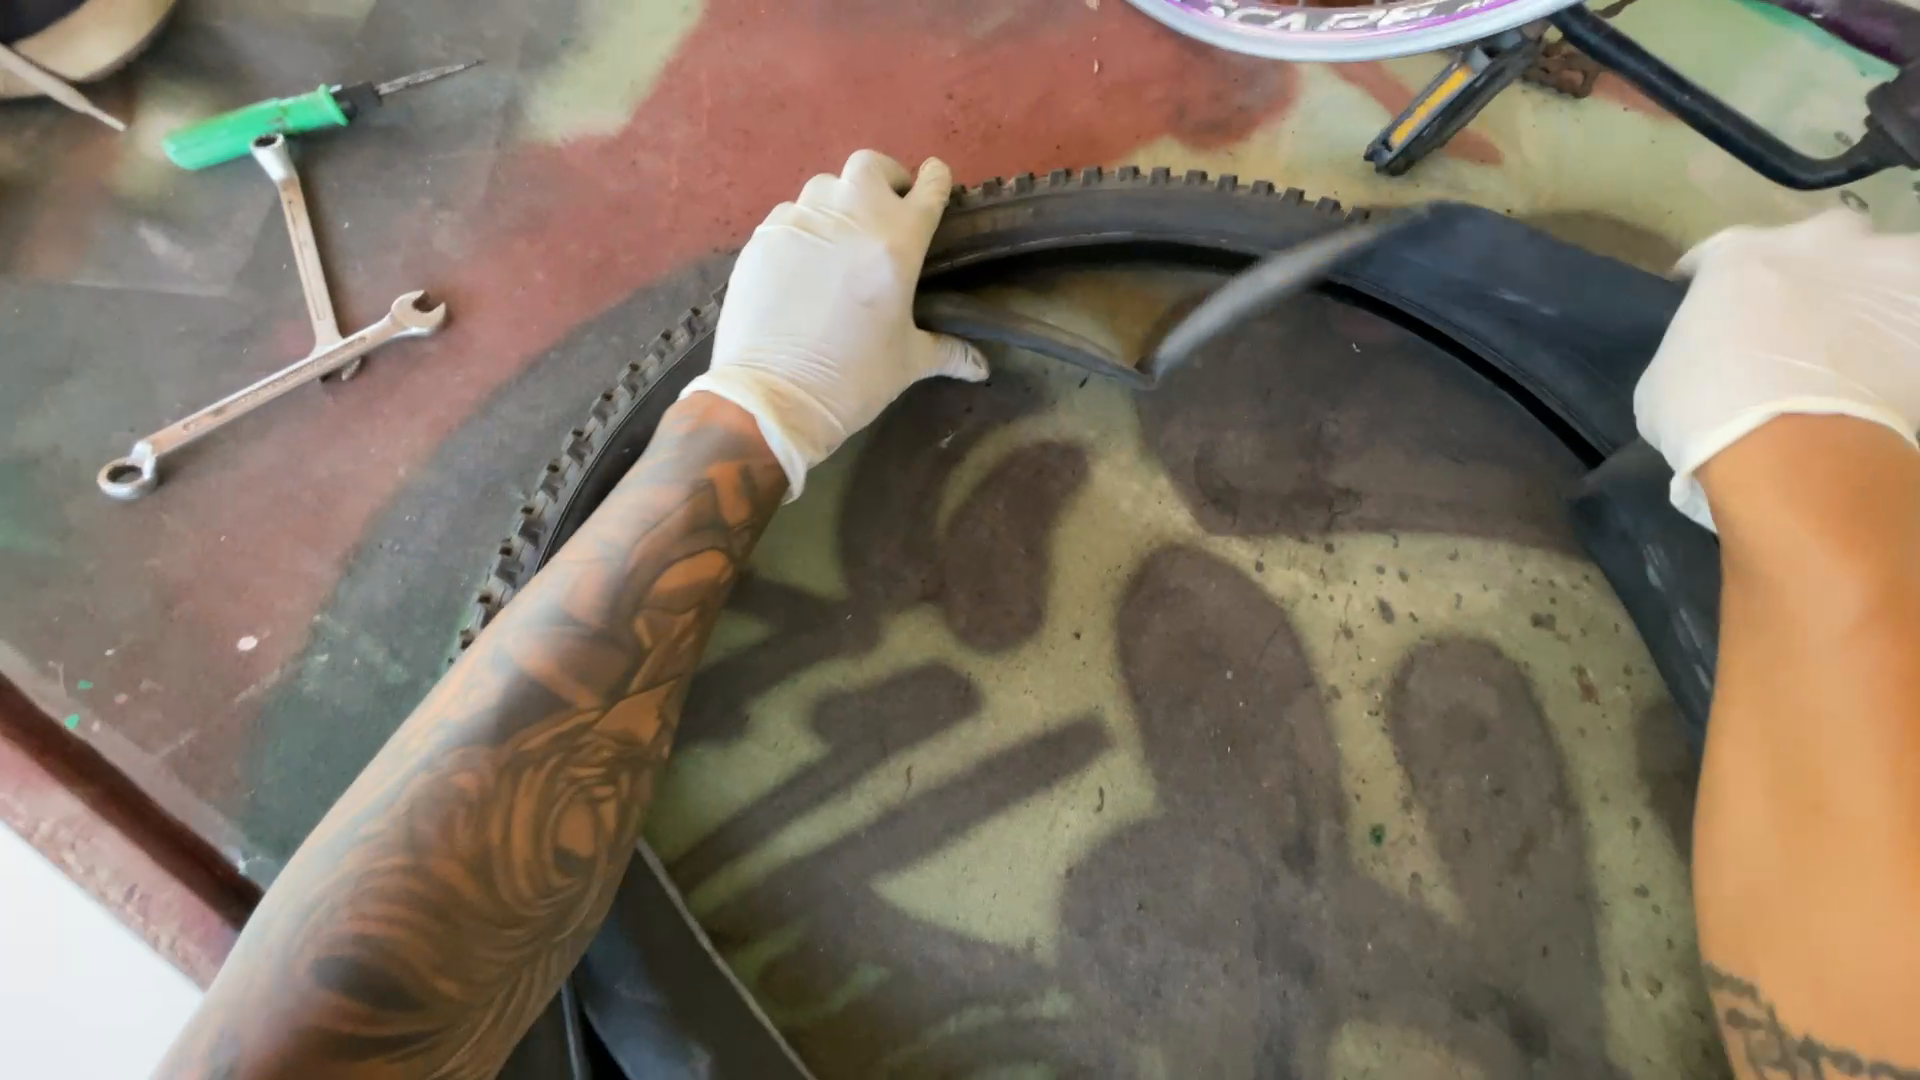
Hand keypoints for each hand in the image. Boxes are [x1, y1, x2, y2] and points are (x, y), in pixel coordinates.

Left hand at [681, 150, 989, 499]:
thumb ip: (947, 352)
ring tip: (843, 239)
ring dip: (841, 202)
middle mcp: (849, 216)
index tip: (937, 183)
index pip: (927, 190)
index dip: (936, 182)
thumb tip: (982, 367)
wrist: (773, 397)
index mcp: (897, 243)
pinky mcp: (762, 237)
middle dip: (886, 179)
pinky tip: (804, 262)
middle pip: (871, 167)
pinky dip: (805, 228)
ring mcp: (801, 221)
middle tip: (888, 211)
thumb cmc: (853, 379)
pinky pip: (790, 215)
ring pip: (825, 186)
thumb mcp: (908, 364)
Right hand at [1635, 209, 1919, 529]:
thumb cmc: (1701, 408)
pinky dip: (1903, 337)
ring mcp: (1896, 270)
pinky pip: (1915, 317)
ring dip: (1869, 298)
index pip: (1718, 251)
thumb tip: (1714, 354)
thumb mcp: (1666, 374)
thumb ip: (1699, 346)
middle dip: (1813, 268)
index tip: (1700, 297)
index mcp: (1740, 258)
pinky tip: (1883, 370)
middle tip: (1794, 313)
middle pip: (1824, 237)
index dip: (1707, 275)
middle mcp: (1821, 244)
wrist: (1789, 445)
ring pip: (1887, 270)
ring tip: (1850, 345)